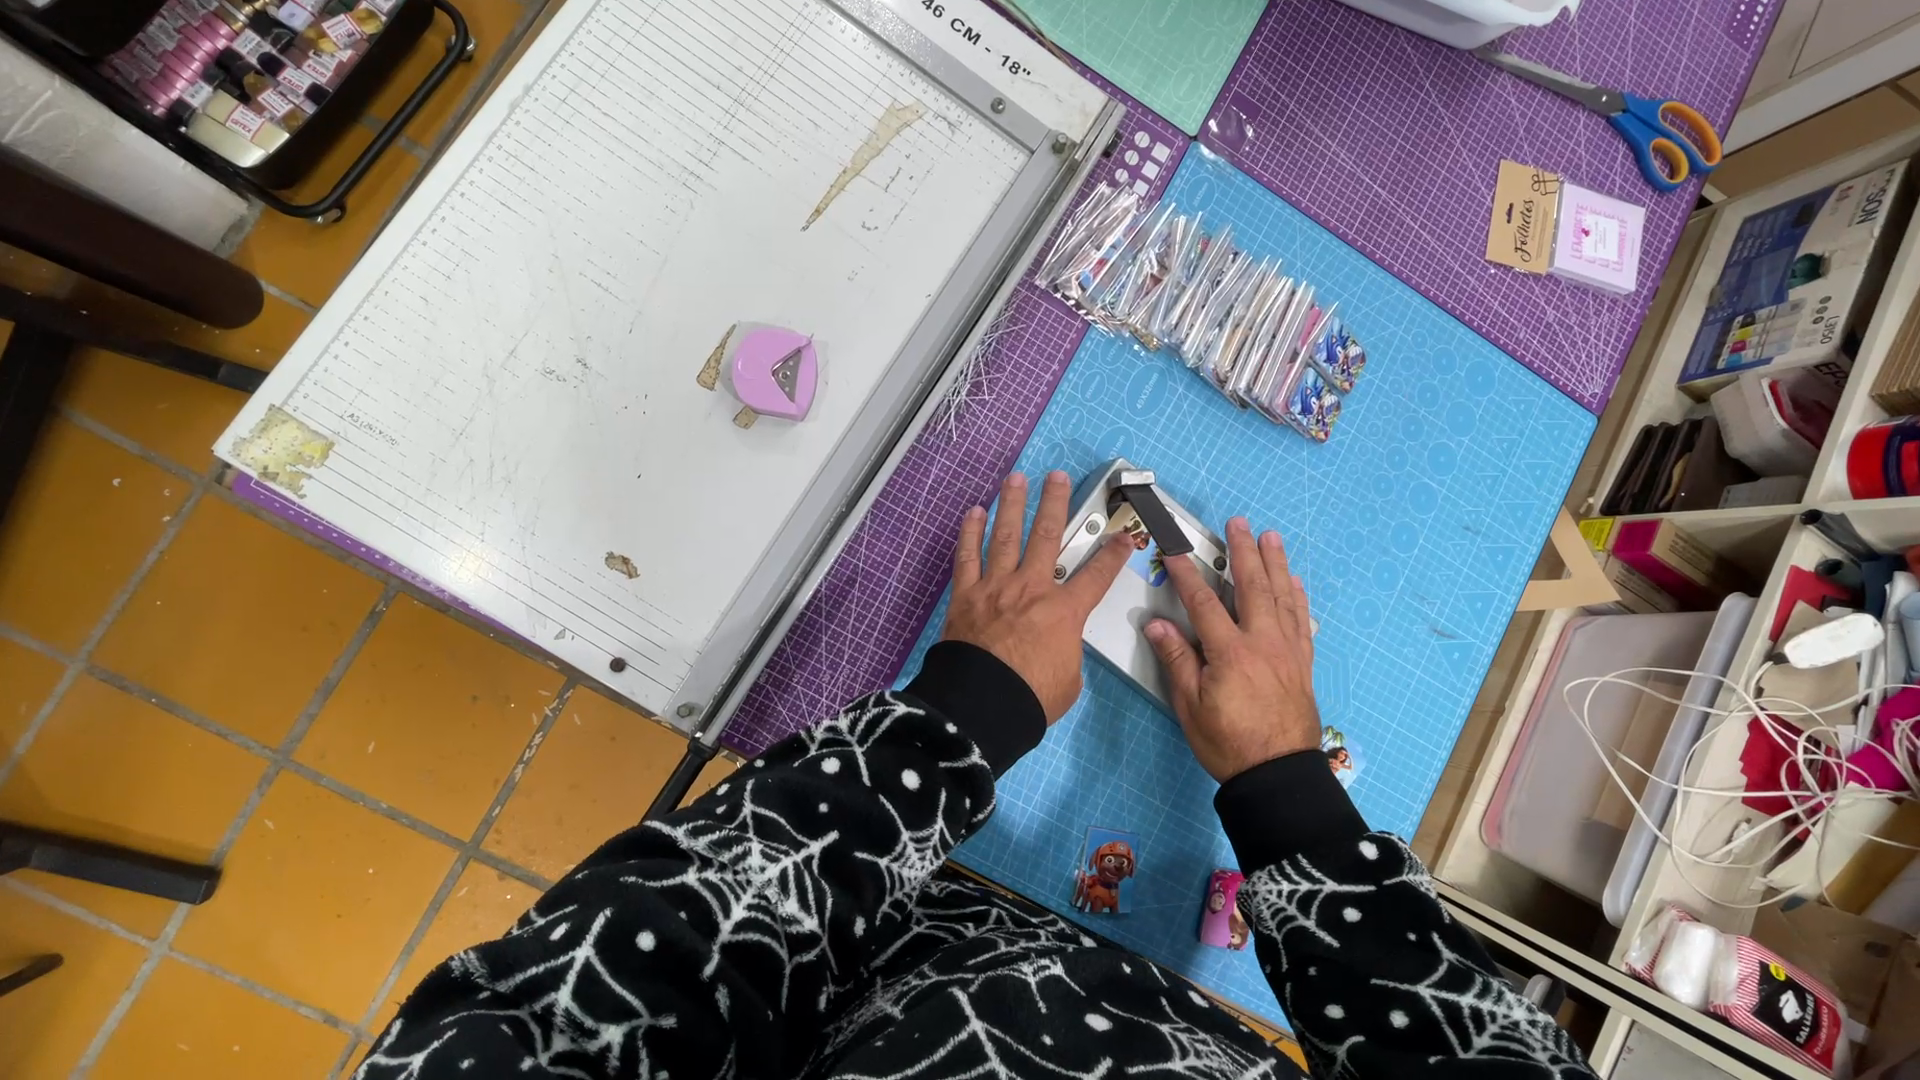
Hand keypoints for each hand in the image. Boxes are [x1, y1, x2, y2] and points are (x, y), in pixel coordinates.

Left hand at [943, 471, 1130, 722]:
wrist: (982, 706)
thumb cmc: (1031, 698)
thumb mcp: (1068, 679)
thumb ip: (1067, 651)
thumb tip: (1058, 644)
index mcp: (1064, 612)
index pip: (1097, 576)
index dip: (1113, 554)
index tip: (1123, 536)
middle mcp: (1031, 589)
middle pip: (1047, 536)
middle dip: (1056, 504)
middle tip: (1058, 477)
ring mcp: (996, 587)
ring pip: (1006, 535)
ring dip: (1012, 504)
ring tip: (1016, 479)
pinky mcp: (965, 594)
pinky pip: (967, 556)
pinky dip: (969, 533)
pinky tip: (973, 512)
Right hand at [1145, 519, 1320, 781]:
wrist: (1278, 775)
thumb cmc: (1227, 743)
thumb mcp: (1190, 706)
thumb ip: (1177, 661)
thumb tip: (1157, 624)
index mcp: (1230, 653)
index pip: (1204, 604)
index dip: (1187, 576)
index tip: (1174, 551)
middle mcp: (1263, 643)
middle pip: (1253, 588)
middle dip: (1243, 553)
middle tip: (1238, 523)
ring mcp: (1287, 652)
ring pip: (1283, 598)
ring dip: (1276, 564)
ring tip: (1272, 538)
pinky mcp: (1302, 664)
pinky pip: (1301, 622)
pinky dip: (1298, 597)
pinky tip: (1295, 582)